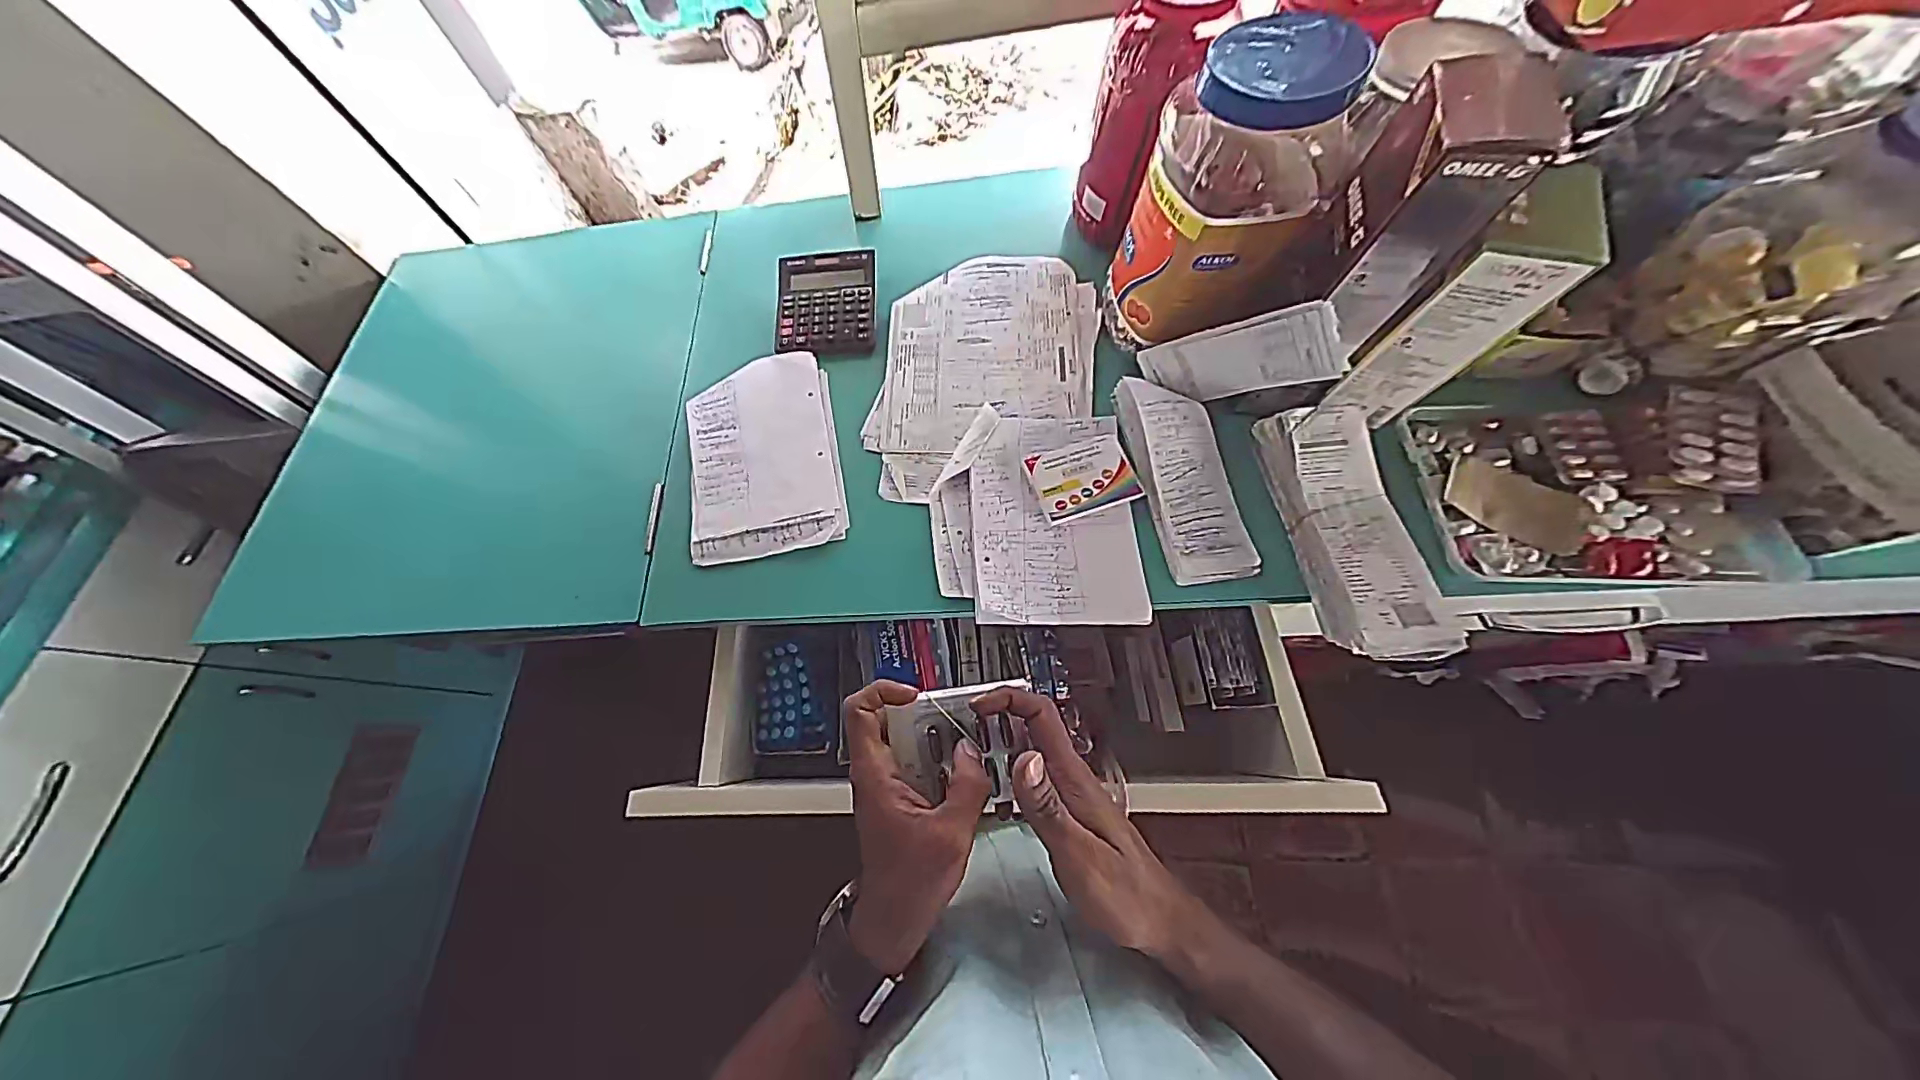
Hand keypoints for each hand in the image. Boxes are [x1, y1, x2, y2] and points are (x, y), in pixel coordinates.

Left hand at [842, 680, 991, 972]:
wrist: (893, 920)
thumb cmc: (907, 886)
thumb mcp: (949, 834)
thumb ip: (966, 786)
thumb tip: (972, 753)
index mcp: (874, 775)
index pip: (860, 710)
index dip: (884, 690)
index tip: (915, 695)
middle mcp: (876, 774)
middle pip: (890, 720)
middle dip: (925, 716)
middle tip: (955, 721)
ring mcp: (887, 785)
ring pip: (907, 742)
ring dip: (937, 740)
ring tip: (966, 748)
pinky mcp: (901, 797)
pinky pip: (918, 764)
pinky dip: (941, 762)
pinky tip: (965, 776)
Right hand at [972, 686, 1201, 961]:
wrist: (1161, 921)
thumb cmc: (1127, 896)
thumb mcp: (1080, 855)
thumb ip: (1048, 808)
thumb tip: (1024, 758)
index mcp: (1076, 780)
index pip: (1043, 716)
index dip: (1010, 699)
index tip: (980, 705)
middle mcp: (1074, 780)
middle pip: (1036, 725)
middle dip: (1001, 714)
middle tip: (967, 725)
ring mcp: (1073, 794)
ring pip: (1034, 749)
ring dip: (1004, 740)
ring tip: (973, 749)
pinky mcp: (1070, 812)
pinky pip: (1036, 777)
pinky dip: (1012, 769)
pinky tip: (998, 784)